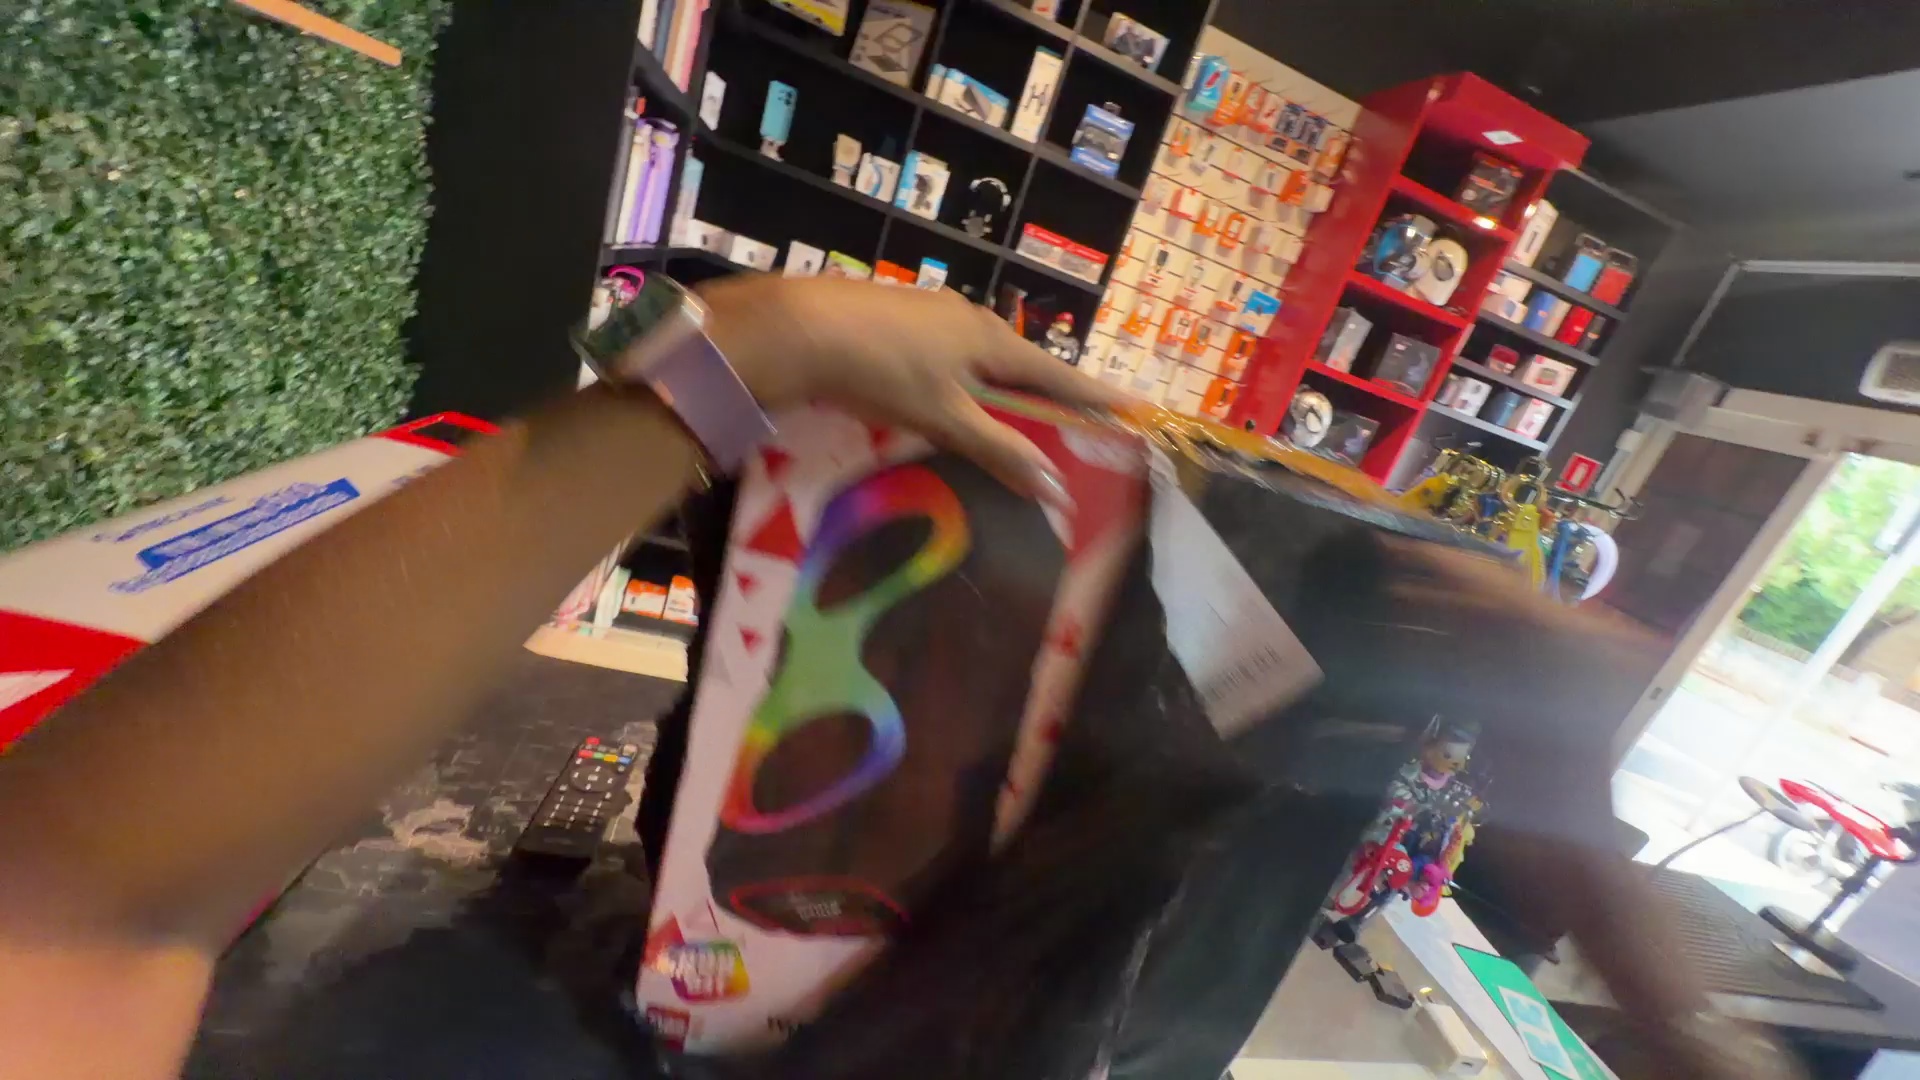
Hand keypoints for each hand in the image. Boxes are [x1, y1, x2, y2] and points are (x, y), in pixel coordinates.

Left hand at [696, 275, 1125, 502]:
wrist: (803, 329)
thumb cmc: (884, 372)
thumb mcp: (946, 417)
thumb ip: (998, 449)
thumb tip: (1052, 487)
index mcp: (992, 342)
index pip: (1059, 376)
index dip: (1097, 396)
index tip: (1136, 406)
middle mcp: (972, 319)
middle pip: (1025, 363)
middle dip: (1051, 392)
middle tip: (1077, 418)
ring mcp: (936, 314)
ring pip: (986, 357)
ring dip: (1007, 385)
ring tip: (1019, 412)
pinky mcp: (905, 317)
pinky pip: (955, 352)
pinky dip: (970, 378)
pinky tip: (955, 392)